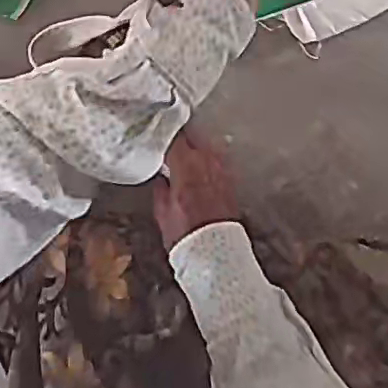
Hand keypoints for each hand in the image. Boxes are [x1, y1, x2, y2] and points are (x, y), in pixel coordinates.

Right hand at [152, 130, 241, 249]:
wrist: (217, 253)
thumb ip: (160, 190)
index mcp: (185, 165)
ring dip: (196, 147)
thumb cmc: (186, 234)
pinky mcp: (229, 179)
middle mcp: (205, 161)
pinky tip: (200, 168)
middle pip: (192, 137)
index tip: (158, 134)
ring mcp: (220, 168)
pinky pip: (216, 160)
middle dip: (181, 138)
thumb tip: (160, 179)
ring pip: (206, 146)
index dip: (165, 134)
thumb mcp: (163, 213)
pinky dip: (207, 160)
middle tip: (170, 142)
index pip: (174, 138)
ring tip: (185, 154)